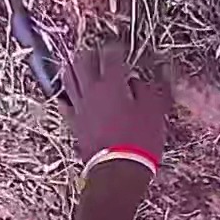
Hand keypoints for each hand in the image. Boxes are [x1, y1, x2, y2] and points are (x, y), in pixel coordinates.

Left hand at [64, 40, 171, 162]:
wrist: (117, 170)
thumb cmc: (139, 140)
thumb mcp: (154, 112)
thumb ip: (147, 90)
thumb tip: (137, 81)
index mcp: (112, 84)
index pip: (110, 55)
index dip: (115, 48)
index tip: (120, 48)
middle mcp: (91, 91)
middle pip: (83, 62)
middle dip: (91, 54)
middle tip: (98, 54)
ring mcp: (79, 108)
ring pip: (69, 80)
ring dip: (73, 69)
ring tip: (78, 66)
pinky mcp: (74, 125)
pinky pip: (65, 106)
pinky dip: (66, 97)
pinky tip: (67, 97)